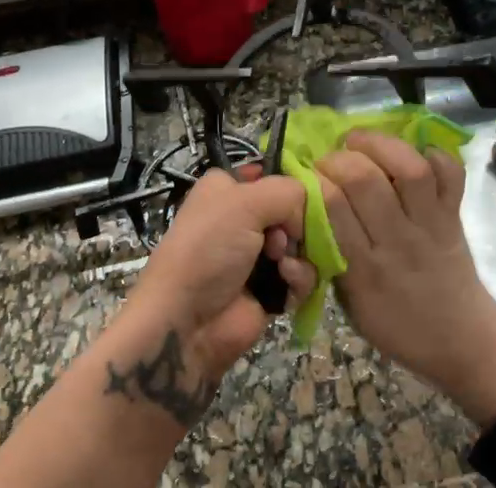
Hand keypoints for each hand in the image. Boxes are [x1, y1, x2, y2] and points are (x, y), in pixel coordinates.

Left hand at [126, 167, 317, 380]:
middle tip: (279, 238)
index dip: (289, 185)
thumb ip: (288, 192)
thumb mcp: (244, 202)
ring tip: (281, 265)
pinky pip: (302, 275)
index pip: (272, 175)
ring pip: (303, 243)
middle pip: (294, 210)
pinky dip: (299, 277)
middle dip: (296, 224)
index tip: (301, 197)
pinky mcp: (272, 289)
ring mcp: (258, 255)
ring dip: (298, 253)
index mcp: (227, 189)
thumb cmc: (208, 248)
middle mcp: (243, 218)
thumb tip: (308, 214)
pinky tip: (285, 282)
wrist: (187, 320)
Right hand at [316, 132, 495, 427]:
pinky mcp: (454, 215)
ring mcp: (430, 225)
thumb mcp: (350, 304)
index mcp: (363, 268)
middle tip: (331, 158)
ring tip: (362, 141)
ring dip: (381, 144)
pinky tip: (412, 153)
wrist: (461, 340)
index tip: (306, 176)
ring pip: (409, 169)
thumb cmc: (396, 324)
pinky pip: (450, 175)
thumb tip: (301, 216)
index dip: (315, 180)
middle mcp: (397, 241)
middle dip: (339, 158)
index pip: (333, 207)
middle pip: (365, 180)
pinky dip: (434, 155)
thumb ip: (327, 259)